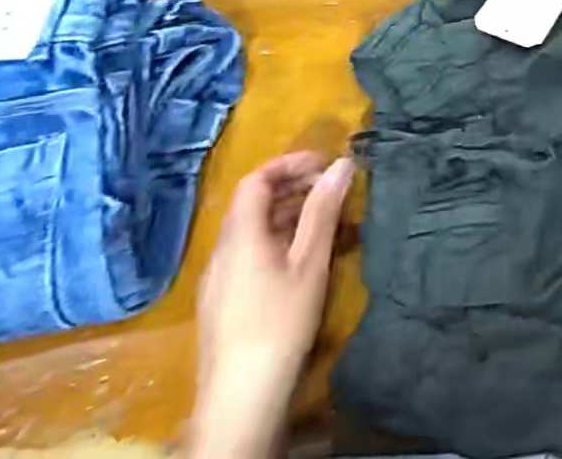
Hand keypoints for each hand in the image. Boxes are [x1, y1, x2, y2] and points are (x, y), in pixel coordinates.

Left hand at [190, 152, 353, 458]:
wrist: (241, 397)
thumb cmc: (280, 321)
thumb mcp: (310, 261)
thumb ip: (324, 210)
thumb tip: (342, 164)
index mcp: (240, 236)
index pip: (256, 181)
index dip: (290, 165)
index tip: (325, 166)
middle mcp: (222, 251)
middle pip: (253, 203)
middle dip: (294, 188)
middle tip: (333, 190)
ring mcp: (220, 277)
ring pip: (255, 229)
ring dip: (291, 215)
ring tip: (330, 223)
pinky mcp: (224, 299)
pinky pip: (252, 252)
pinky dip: (281, 240)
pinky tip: (308, 258)